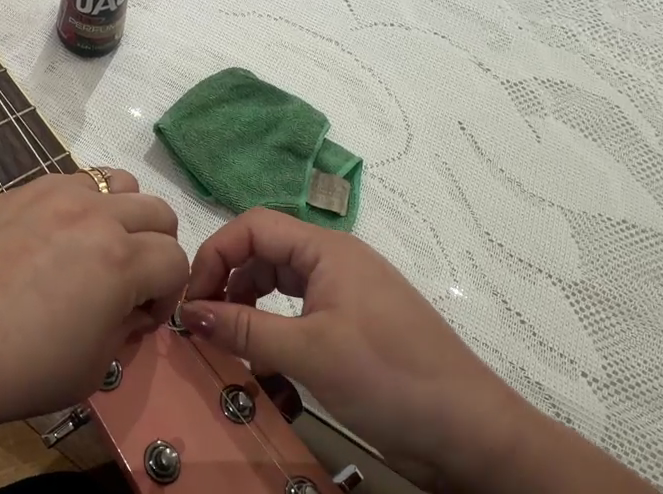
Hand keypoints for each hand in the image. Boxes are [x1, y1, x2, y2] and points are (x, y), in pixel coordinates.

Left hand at [0, 170, 187, 440]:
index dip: (167, 297)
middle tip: (126, 284)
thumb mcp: (91, 369)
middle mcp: (94, 214)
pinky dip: (80, 205)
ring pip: (118, 183)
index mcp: (120, 261)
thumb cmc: (14, 369)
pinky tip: (52, 239)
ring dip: (122, 215)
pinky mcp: (19, 190)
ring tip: (94, 250)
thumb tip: (130, 308)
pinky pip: (71, 181)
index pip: (177, 262)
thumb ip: (125, 328)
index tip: (139, 320)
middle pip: (157, 211)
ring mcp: (53, 194)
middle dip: (155, 250)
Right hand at [180, 209, 540, 489]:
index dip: (215, 253)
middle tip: (202, 321)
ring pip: (279, 283)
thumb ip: (243, 329)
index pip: (253, 226)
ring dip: (248, 306)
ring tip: (227, 340)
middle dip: (227, 280)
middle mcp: (335, 261)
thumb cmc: (390, 378)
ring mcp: (347, 295)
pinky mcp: (355, 328)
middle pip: (263, 252)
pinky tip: (263, 358)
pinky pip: (299, 312)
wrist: (475, 436)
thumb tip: (188, 312)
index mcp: (327, 249)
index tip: (192, 296)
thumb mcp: (308, 353)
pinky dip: (273, 328)